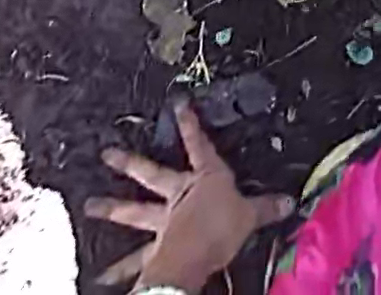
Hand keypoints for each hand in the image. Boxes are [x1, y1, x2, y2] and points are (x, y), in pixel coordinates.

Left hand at [84, 101, 294, 291]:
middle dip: (130, 163)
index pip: (198, 143)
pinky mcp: (154, 252)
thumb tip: (291, 202)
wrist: (193, 261)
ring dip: (112, 208)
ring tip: (89, 205)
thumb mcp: (251, 214)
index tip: (178, 103)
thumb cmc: (222, 227)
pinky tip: (100, 277)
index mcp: (205, 177)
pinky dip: (119, 270)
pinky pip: (135, 260)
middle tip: (106, 153)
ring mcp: (163, 222)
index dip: (190, 123)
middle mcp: (180, 194)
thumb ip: (267, 207)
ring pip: (134, 211)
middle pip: (153, 174)